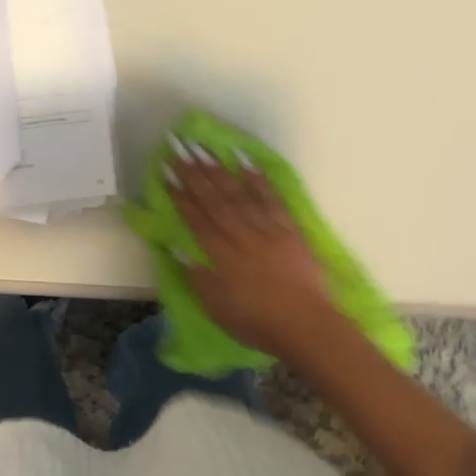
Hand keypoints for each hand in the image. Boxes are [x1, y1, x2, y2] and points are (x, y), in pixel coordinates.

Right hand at [168, 143, 340, 364]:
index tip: (167, 173)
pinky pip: (271, 200)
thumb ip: (198, 278)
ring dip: (221, 170)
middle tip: (180, 149)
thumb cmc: (259, 323)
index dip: (181, 196)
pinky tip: (246, 162)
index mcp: (222, 257)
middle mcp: (241, 236)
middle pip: (215, 201)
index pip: (197, 220)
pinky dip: (258, 180)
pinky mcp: (289, 230)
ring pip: (240, 195)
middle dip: (195, 174)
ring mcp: (267, 230)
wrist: (307, 326)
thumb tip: (178, 250)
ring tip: (205, 149)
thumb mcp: (218, 309)